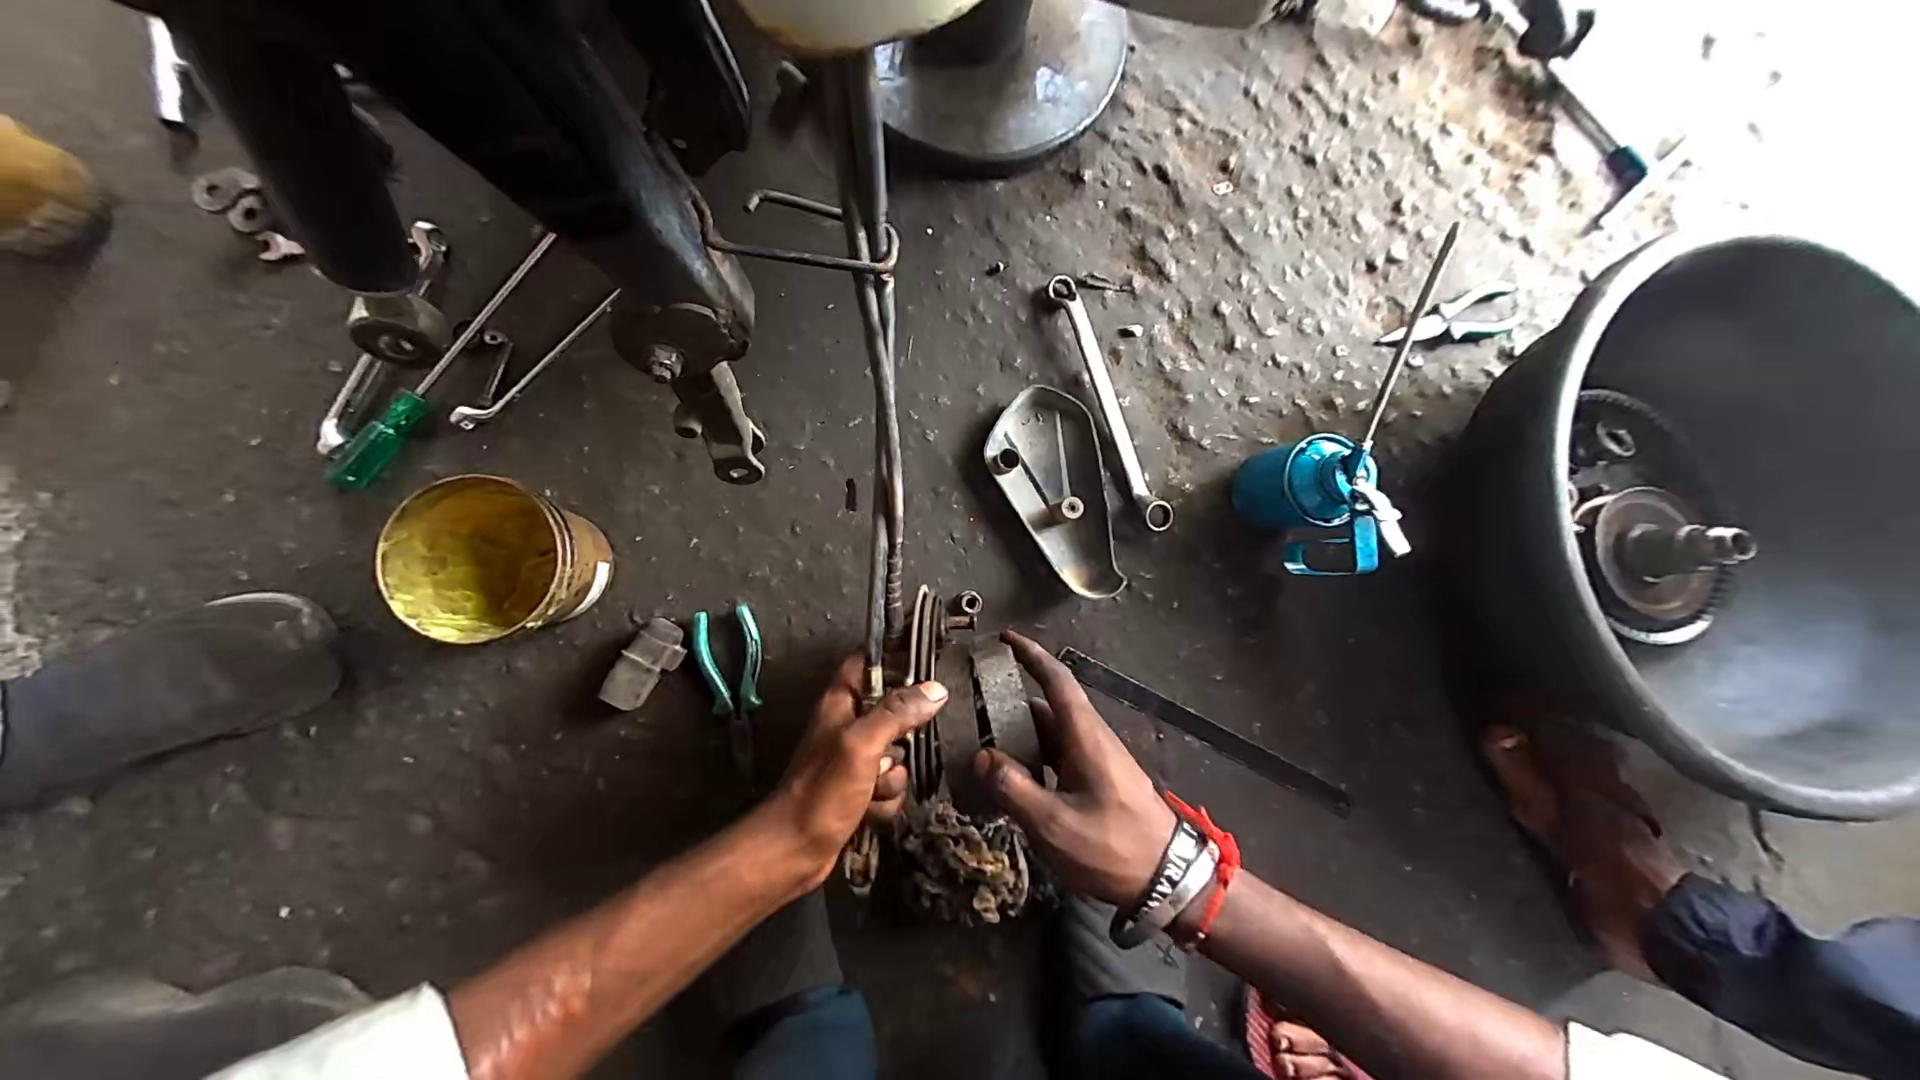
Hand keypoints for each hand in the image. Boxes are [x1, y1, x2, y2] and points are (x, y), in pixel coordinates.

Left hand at [761, 654, 944, 887]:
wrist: (794, 851)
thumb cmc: (822, 792)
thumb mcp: (862, 744)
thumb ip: (898, 713)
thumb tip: (935, 690)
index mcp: (840, 703)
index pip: (868, 662)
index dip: (894, 660)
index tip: (923, 667)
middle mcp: (848, 726)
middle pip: (893, 711)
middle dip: (905, 734)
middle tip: (896, 747)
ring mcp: (854, 759)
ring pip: (897, 754)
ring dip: (893, 776)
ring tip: (873, 788)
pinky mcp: (860, 790)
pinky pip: (891, 785)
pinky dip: (886, 800)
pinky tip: (870, 809)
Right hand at [973, 631, 1176, 906]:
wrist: (1168, 880)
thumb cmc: (1114, 847)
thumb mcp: (1055, 824)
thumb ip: (1014, 788)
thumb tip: (982, 756)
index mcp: (1085, 736)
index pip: (1057, 680)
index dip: (1031, 654)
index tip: (1005, 637)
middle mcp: (1090, 740)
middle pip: (1045, 709)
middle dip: (1009, 703)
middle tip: (972, 707)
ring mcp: (1094, 761)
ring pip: (1049, 735)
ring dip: (1017, 736)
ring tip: (979, 745)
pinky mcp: (1096, 782)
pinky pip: (1056, 757)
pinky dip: (1030, 759)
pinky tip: (1010, 780)